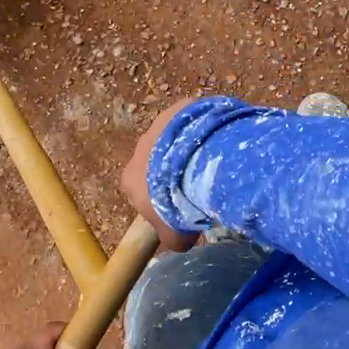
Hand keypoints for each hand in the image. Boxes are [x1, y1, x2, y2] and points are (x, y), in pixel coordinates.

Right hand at [120, 96, 201, 252]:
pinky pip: (191, 118)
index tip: (179, 203)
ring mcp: (159, 123)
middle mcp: (139, 148)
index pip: (139, 190)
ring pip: (172, 137)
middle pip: (155, 160)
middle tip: (197, 180)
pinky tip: (219, 137)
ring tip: (211, 158)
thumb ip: (172, 238)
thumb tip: (180, 242)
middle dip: (172, 169)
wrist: (197, 160)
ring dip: (187, 146)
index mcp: (130, 179)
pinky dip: (201, 126)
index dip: (158, 198)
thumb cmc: (179, 202)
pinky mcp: (181, 106)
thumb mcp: (175, 233)